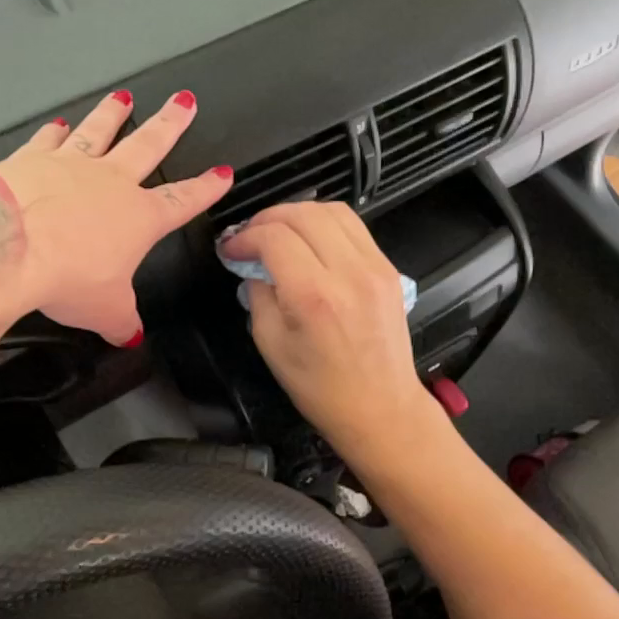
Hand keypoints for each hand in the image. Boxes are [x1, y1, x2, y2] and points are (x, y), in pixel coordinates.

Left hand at [0, 89, 232, 343]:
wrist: (9, 245)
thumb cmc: (67, 278)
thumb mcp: (105, 312)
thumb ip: (122, 323)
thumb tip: (131, 337)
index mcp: (139, 218)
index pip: (181, 201)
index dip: (204, 189)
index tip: (222, 173)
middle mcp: (110, 182)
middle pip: (147, 146)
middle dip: (170, 125)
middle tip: (184, 102)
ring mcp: (69, 165)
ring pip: (98, 132)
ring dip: (112, 115)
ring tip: (122, 98)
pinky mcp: (29, 160)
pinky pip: (48, 141)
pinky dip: (53, 132)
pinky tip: (56, 124)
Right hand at [220, 203, 438, 457]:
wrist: (380, 408)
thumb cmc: (320, 387)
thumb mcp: (270, 344)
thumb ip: (258, 295)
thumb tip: (254, 265)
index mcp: (313, 296)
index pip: (274, 238)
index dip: (245, 236)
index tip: (231, 250)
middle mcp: (348, 273)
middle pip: (302, 214)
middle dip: (267, 218)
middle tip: (249, 237)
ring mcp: (375, 267)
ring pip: (332, 210)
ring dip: (297, 214)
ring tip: (278, 233)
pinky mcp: (388, 269)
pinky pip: (353, 227)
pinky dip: (324, 224)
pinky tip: (309, 241)